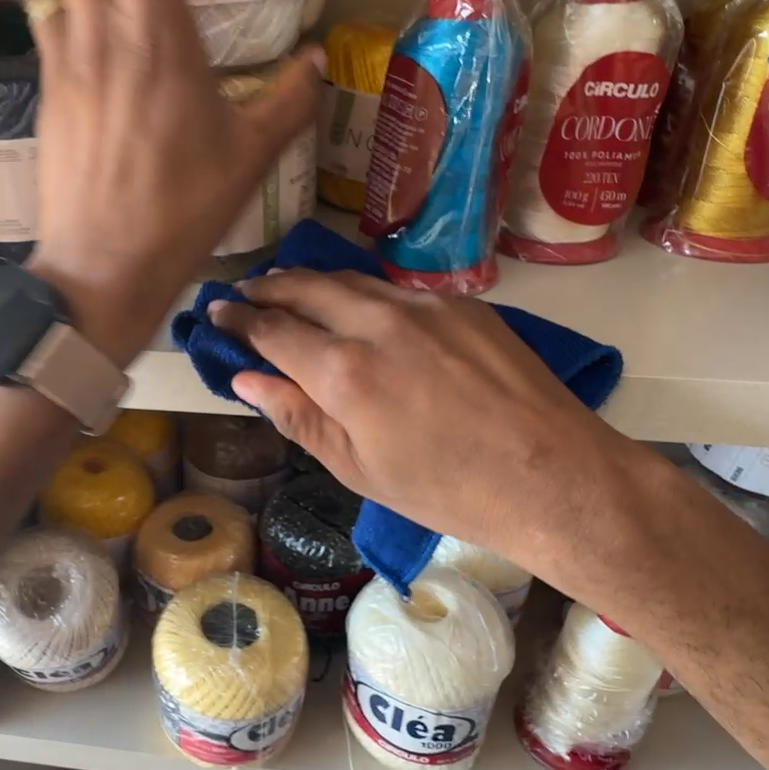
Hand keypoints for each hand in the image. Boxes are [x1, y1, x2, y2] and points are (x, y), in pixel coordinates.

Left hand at [21, 0, 323, 366]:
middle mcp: (103, 33)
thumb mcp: (249, 161)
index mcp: (159, 35)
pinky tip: (72, 5)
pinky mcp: (44, 94)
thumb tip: (318, 61)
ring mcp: (64, 62)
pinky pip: (40, 19)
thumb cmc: (181, 216)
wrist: (103, 269)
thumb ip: (290, 102)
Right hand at [209, 269, 664, 580]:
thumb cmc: (446, 489)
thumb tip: (245, 380)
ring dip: (311, 282)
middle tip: (243, 292)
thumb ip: (297, 417)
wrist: (552, 475)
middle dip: (267, 287)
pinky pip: (396, 290)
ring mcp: (425, 306)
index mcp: (344, 372)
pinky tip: (358, 308)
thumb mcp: (357, 468)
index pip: (273, 329)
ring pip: (351, 279)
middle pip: (306, 287)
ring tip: (289, 290)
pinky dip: (362, 293)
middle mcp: (378, 322)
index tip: (217, 312)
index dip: (238, 319)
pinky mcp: (463, 303)